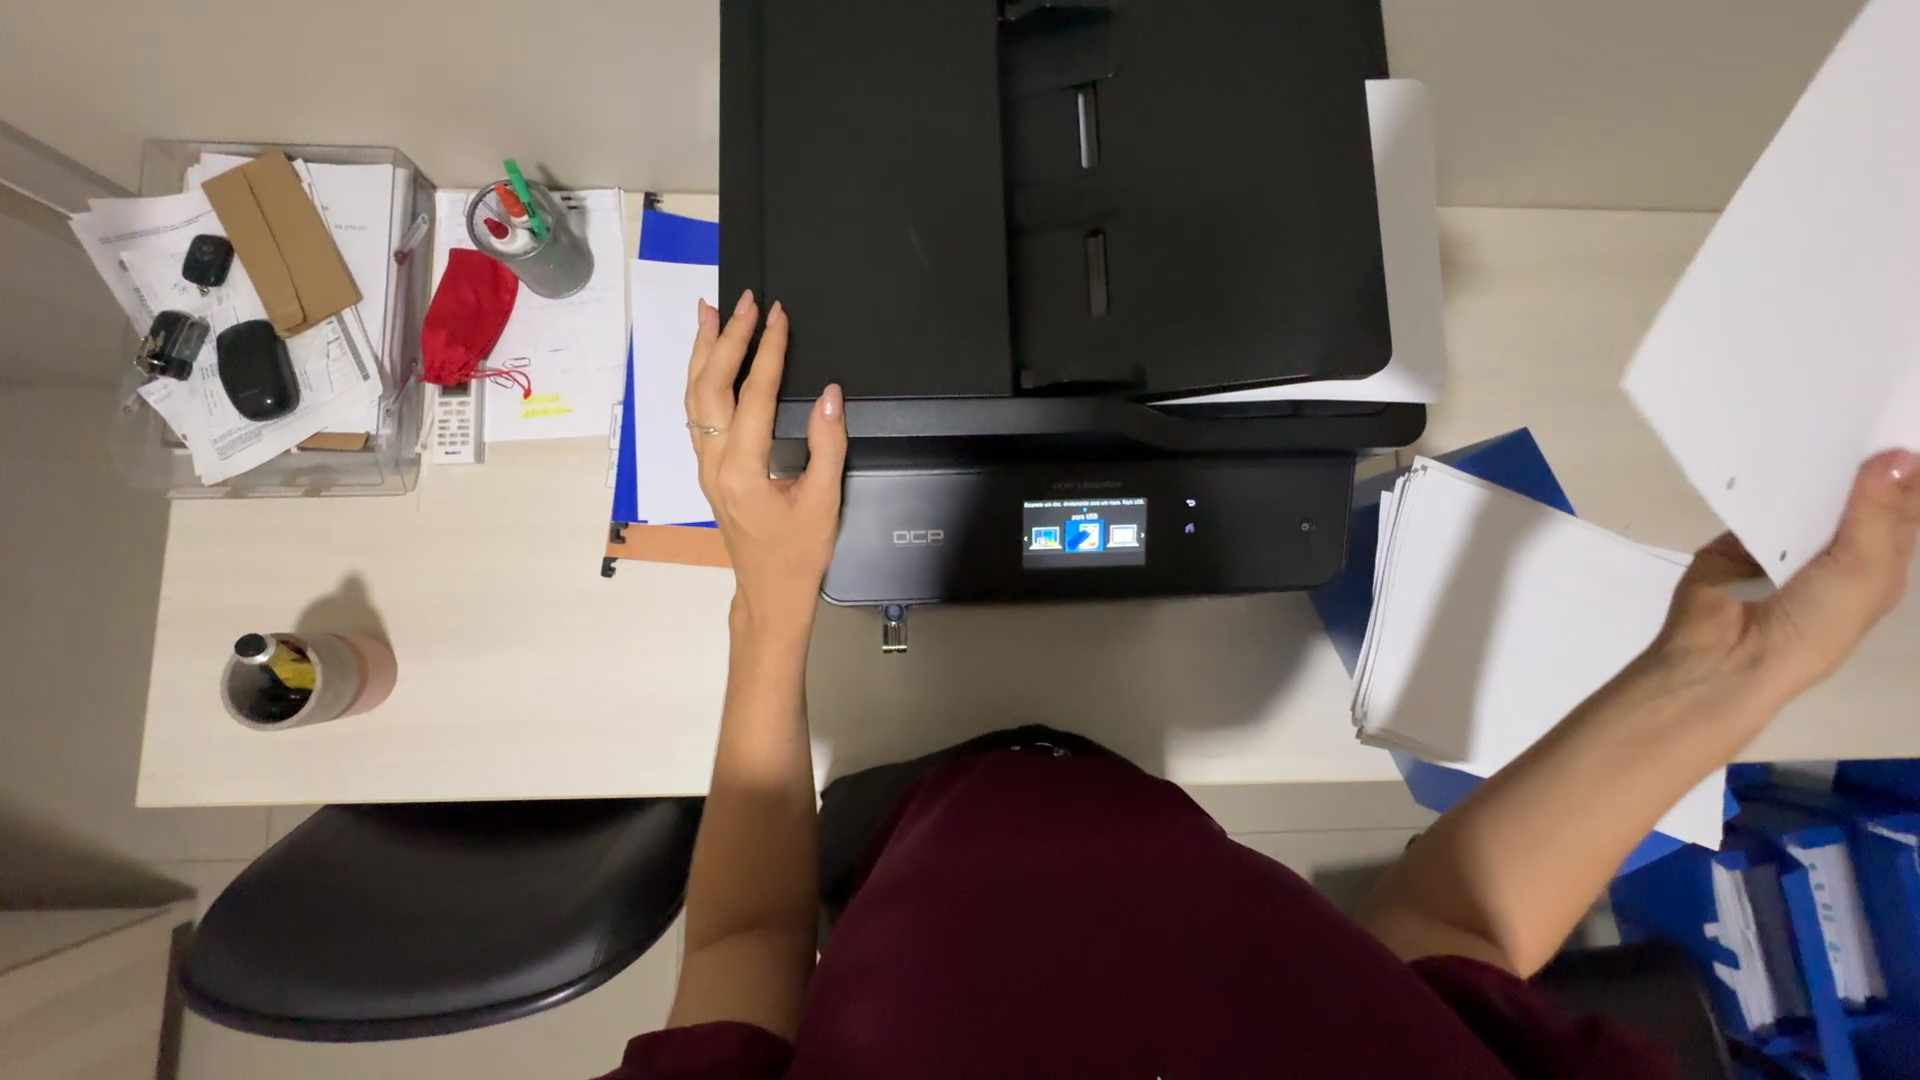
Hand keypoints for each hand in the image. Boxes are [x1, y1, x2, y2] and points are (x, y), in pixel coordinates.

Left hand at [685, 291, 847, 641]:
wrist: (769, 591)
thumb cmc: (800, 553)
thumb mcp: (824, 500)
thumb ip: (827, 444)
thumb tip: (832, 394)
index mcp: (743, 469)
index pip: (753, 395)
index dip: (768, 353)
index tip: (778, 317)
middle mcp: (714, 463)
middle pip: (709, 387)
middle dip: (725, 339)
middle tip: (742, 301)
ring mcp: (705, 467)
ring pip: (694, 398)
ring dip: (702, 352)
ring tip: (710, 313)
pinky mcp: (708, 470)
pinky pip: (697, 414)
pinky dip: (701, 379)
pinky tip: (709, 361)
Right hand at [1653, 449, 1919, 702]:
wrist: (1729, 653)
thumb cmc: (1816, 621)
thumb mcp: (1863, 569)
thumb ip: (1874, 513)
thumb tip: (1896, 455)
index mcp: (1877, 561)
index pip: (1900, 508)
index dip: (1906, 473)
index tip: (1900, 428)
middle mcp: (1831, 550)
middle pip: (1848, 499)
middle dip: (1854, 466)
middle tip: (1851, 419)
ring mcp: (1778, 546)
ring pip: (1798, 500)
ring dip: (1803, 473)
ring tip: (1808, 427)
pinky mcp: (1731, 543)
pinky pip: (1748, 508)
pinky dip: (1754, 487)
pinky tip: (1759, 455)